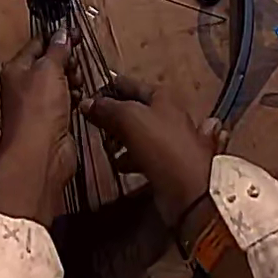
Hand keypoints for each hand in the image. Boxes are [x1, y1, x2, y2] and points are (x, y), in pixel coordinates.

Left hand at [0, 31, 76, 224]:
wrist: (40, 155)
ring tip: (78, 85)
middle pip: (50, 63)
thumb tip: (62, 32)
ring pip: (60, 82)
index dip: (57, 37)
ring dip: (73, 80)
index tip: (77, 33)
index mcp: (16, 68)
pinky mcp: (53, 121)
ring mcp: (39, 104)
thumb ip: (57, 50)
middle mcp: (25, 85)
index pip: (37, 44)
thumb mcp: (48, 70)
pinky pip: (67, 101)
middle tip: (76, 65)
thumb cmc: (38, 108)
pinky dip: (75, 98)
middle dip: (67, 61)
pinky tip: (81, 100)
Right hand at [81, 75, 226, 224]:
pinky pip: (143, 155)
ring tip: (105, 147)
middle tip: (92, 123)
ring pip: (138, 133)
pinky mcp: (169, 166)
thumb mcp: (129, 119)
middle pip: (133, 109)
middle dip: (112, 116)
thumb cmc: (160, 145)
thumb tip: (85, 102)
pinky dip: (130, 158)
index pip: (128, 84)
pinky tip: (120, 165)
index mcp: (161, 96)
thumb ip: (106, 109)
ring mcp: (170, 141)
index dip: (106, 88)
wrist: (192, 193)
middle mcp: (167, 114)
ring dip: (120, 139)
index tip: (86, 97)